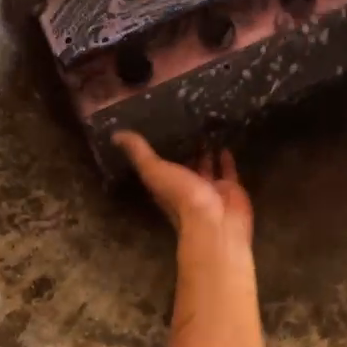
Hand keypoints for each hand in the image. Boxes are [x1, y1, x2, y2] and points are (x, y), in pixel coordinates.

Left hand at [113, 131, 252, 248]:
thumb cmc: (182, 198)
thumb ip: (139, 153)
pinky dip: (225, 158)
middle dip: (184, 149)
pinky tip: (224, 143)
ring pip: (206, 166)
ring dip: (205, 151)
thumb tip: (116, 134)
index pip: (159, 164)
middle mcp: (186, 186)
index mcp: (165, 184)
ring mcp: (209, 188)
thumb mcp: (154, 171)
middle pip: (184, 165)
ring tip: (205, 129)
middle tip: (186, 124)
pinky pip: (227, 169)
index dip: (159, 149)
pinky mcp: (229, 188)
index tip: (159, 127)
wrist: (215, 222)